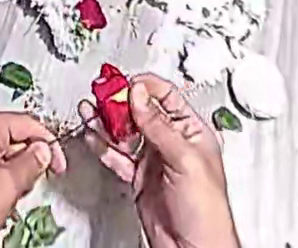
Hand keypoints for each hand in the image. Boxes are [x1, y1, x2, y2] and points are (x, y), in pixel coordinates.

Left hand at [0, 111, 65, 247]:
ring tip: (11, 197)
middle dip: (30, 161)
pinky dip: (3, 183)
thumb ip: (33, 162)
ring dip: (17, 175)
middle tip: (33, 182)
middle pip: (18, 137)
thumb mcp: (10, 184)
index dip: (49, 144)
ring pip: (7, 155)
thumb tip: (43, 151)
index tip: (59, 164)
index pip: (29, 123)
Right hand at [81, 76, 239, 247]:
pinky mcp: (139, 177)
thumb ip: (158, 126)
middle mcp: (171, 141)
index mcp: (190, 130)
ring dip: (106, 121)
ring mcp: (153, 159)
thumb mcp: (185, 159)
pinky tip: (92, 135)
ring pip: (125, 132)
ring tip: (90, 110)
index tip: (125, 83)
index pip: (165, 96)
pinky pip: (117, 155)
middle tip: (101, 94)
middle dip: (119, 102)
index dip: (144, 87)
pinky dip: (103, 145)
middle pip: (141, 111)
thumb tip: (139, 94)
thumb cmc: (207, 213)